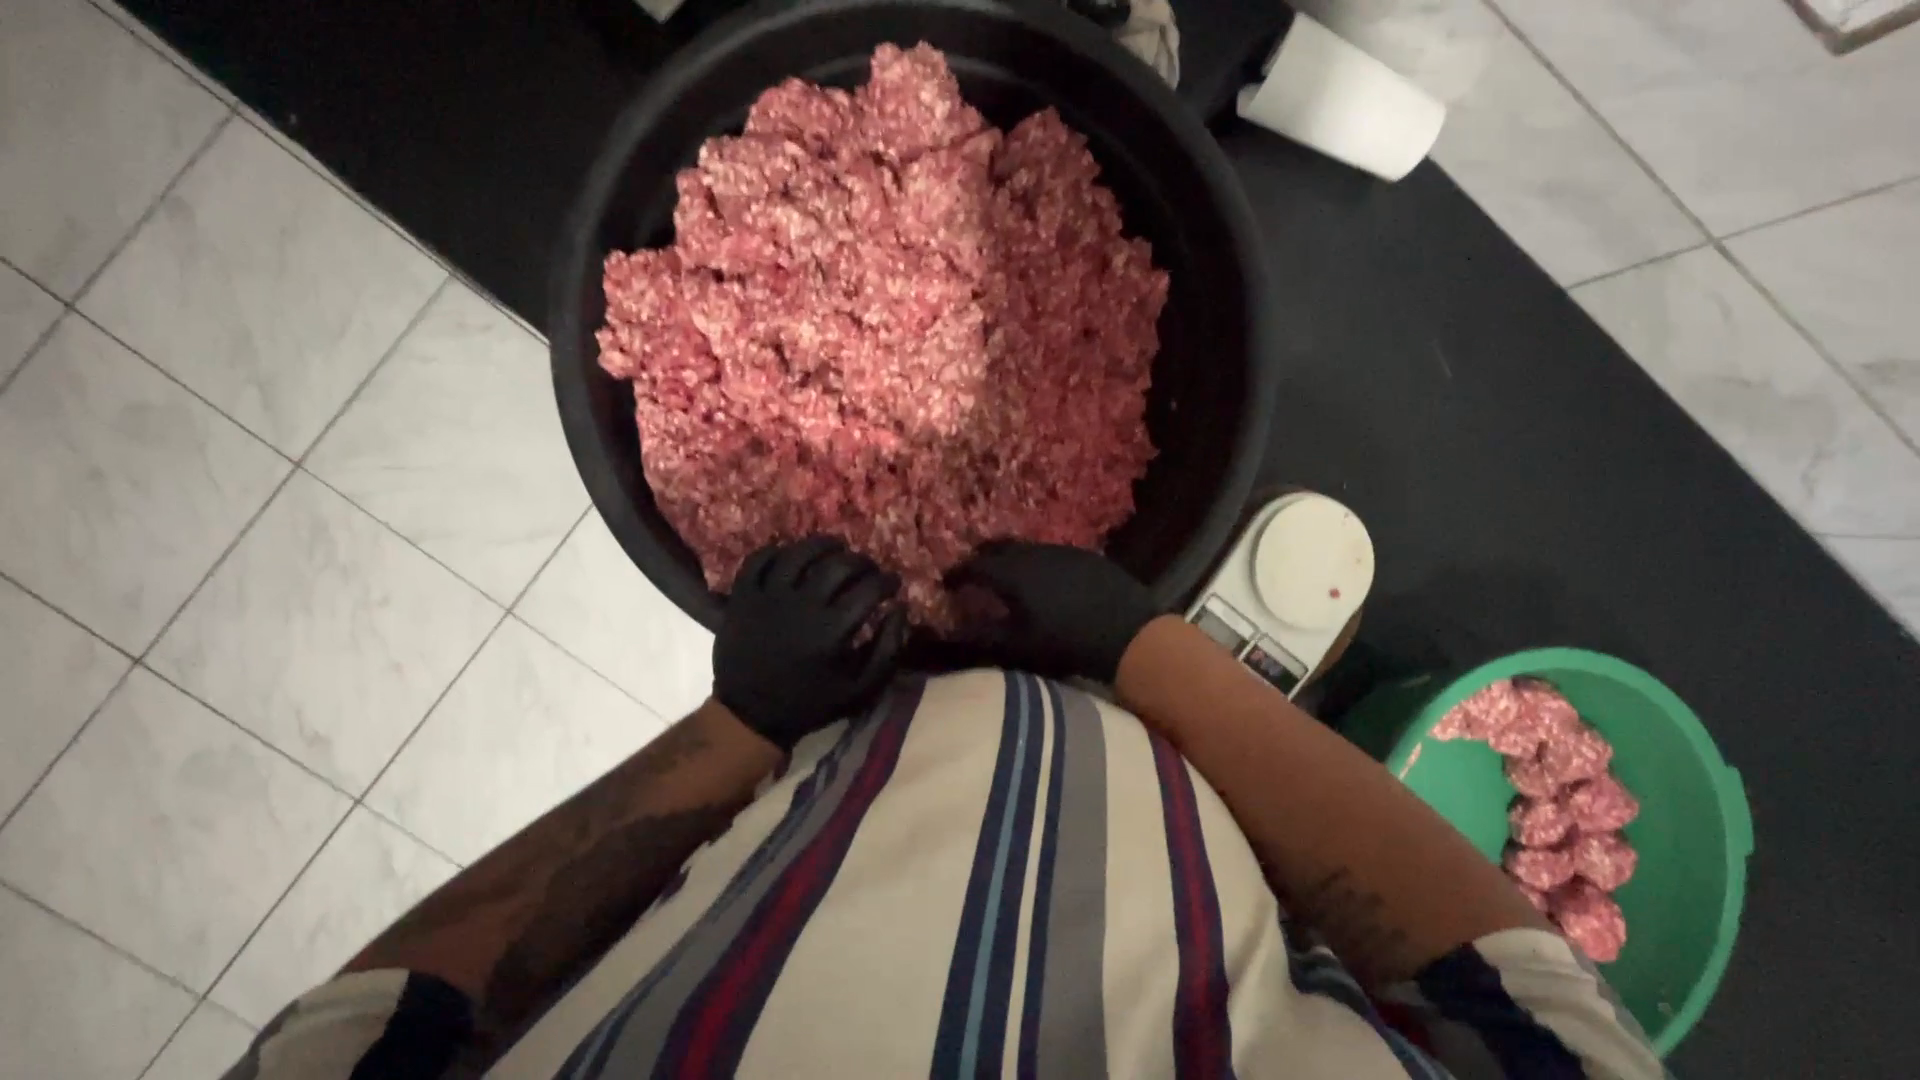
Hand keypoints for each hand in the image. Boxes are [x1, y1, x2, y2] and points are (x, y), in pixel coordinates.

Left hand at [714, 536, 907, 750]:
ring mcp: (767, 597)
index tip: (892, 584)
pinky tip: (791, 555)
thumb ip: (889, 649)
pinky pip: (759, 559)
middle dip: (861, 561)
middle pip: (838, 564)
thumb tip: (901, 609)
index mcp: (832, 630)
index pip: (870, 588)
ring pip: (799, 553)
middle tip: (868, 569)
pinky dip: (778, 551)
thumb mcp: (861, 689)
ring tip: (835, 548)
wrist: (750, 715)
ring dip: (822, 545)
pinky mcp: (742, 596)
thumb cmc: (811, 703)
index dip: (888, 581)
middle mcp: (801, 606)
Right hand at [945, 540, 1158, 682]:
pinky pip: (1049, 553)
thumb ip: (982, 636)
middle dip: (981, 558)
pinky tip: (1044, 582)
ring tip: (1007, 579)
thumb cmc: (1066, 643)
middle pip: (998, 547)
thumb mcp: (1019, 645)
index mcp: (1012, 573)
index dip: (957, 574)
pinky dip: (1036, 563)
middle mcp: (1032, 553)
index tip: (947, 584)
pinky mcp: (1084, 556)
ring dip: (1010, 560)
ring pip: (1025, 548)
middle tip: (974, 575)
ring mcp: (1061, 551)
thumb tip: (951, 630)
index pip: (973, 566)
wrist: (1127, 633)